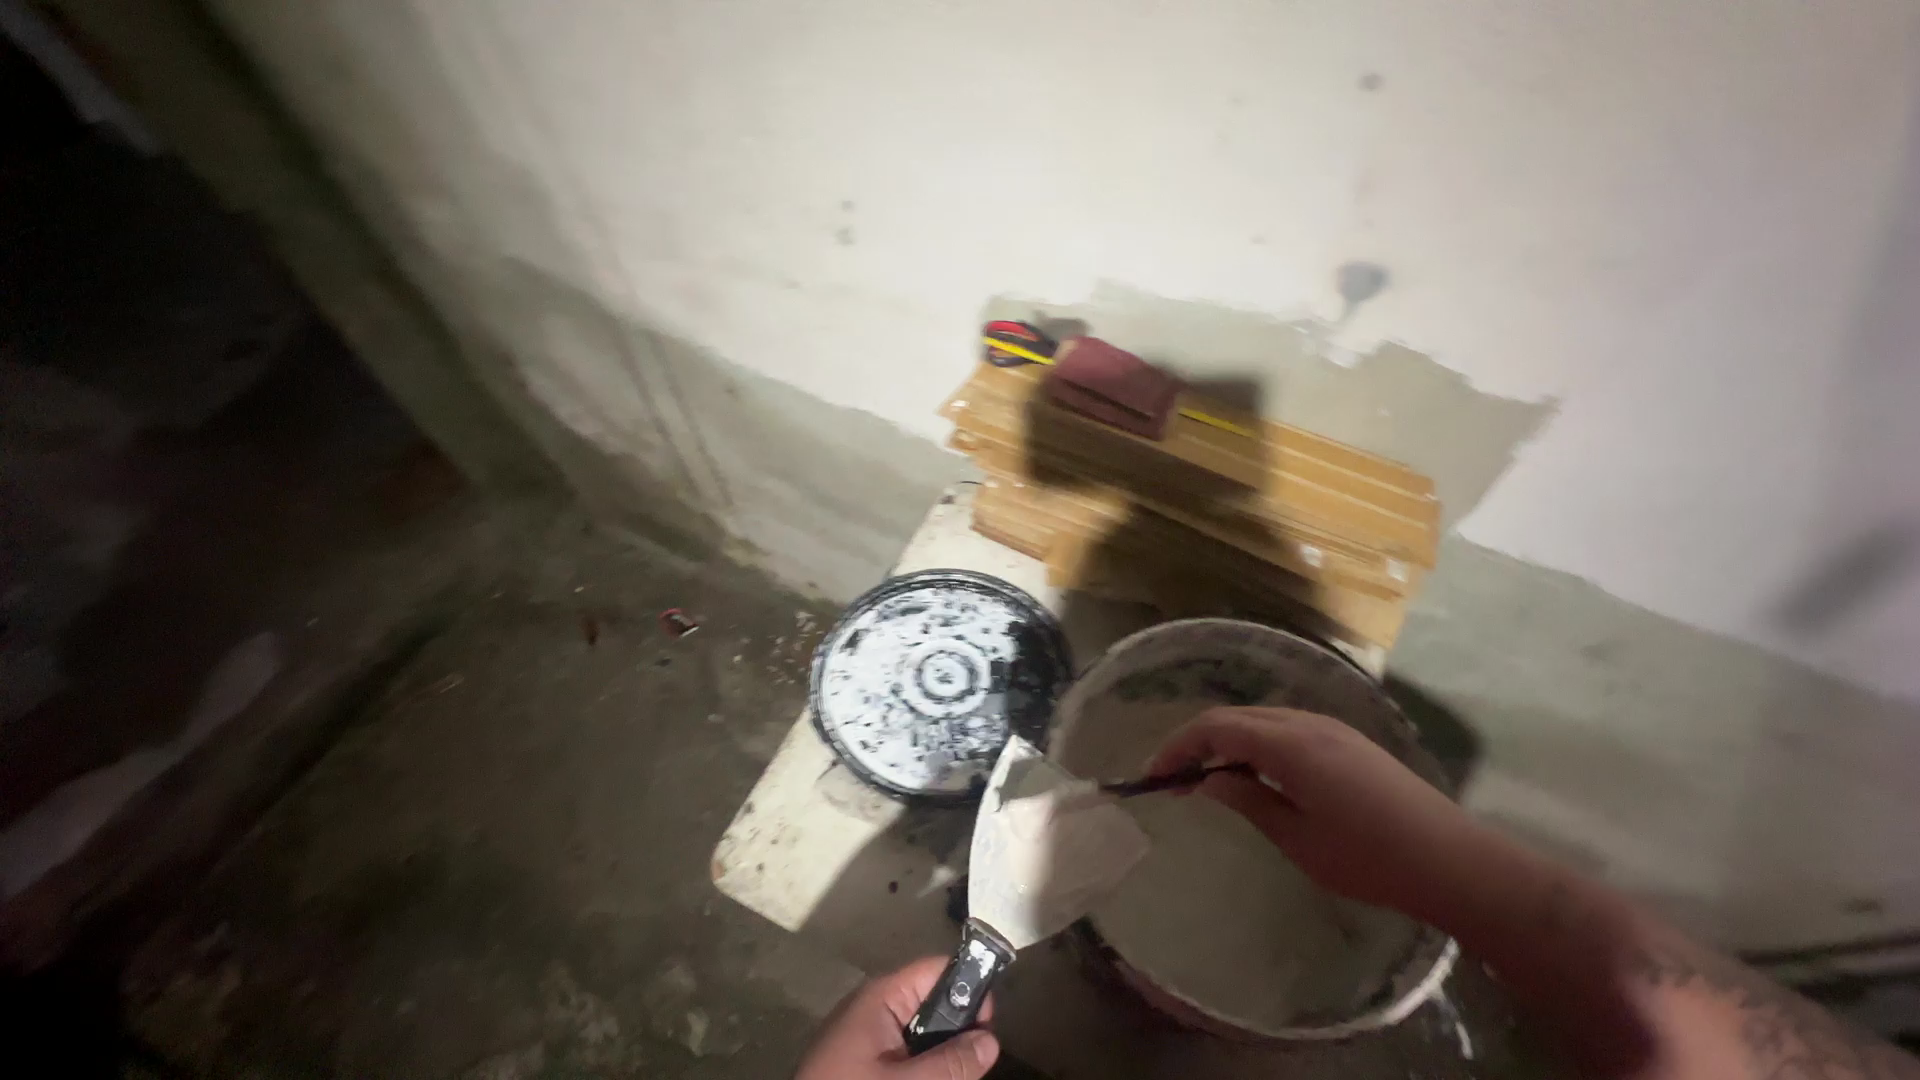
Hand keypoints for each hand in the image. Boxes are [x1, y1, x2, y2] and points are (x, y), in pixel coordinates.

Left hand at [795, 956, 999, 1079]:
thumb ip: (949, 1064)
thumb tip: (992, 1041)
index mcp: (884, 995)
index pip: (938, 969)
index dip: (969, 988)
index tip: (989, 1026)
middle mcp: (877, 1006)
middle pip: (934, 1002)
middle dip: (958, 1031)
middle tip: (972, 1066)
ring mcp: (868, 1034)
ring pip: (922, 1034)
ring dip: (940, 1056)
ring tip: (953, 1075)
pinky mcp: (863, 1059)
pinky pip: (904, 1052)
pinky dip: (920, 1067)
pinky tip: (929, 1078)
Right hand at [1147, 706, 1485, 916]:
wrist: (1452, 861)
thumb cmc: (1369, 858)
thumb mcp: (1297, 838)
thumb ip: (1247, 800)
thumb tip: (1205, 781)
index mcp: (1289, 744)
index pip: (1215, 727)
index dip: (1178, 747)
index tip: (1155, 776)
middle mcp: (1306, 722)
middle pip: (1234, 716)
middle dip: (1197, 741)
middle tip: (1173, 778)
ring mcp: (1330, 727)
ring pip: (1259, 718)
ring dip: (1226, 740)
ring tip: (1207, 777)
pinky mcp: (1346, 741)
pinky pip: (1284, 727)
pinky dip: (1254, 742)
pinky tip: (1254, 774)